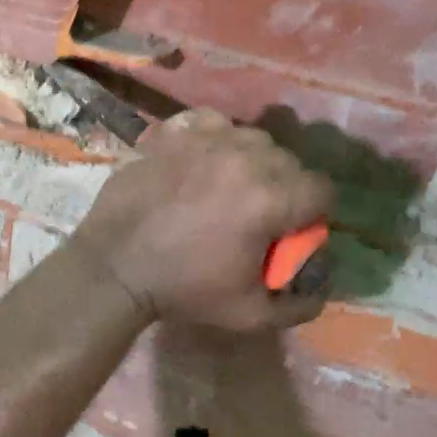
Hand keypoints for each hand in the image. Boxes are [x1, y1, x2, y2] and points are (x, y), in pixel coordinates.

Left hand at [69, 109, 333, 330]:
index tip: (294, 229)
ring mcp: (205, 140)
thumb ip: (296, 306)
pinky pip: (211, 123)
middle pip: (289, 162)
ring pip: (252, 139)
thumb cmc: (182, 290)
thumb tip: (322, 292)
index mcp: (270, 199)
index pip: (321, 189)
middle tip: (259, 215)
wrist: (113, 268)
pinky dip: (215, 139)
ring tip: (228, 188)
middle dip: (284, 187)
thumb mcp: (247, 314)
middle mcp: (244, 158)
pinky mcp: (172, 133)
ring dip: (251, 161)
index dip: (314, 212)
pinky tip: (203, 162)